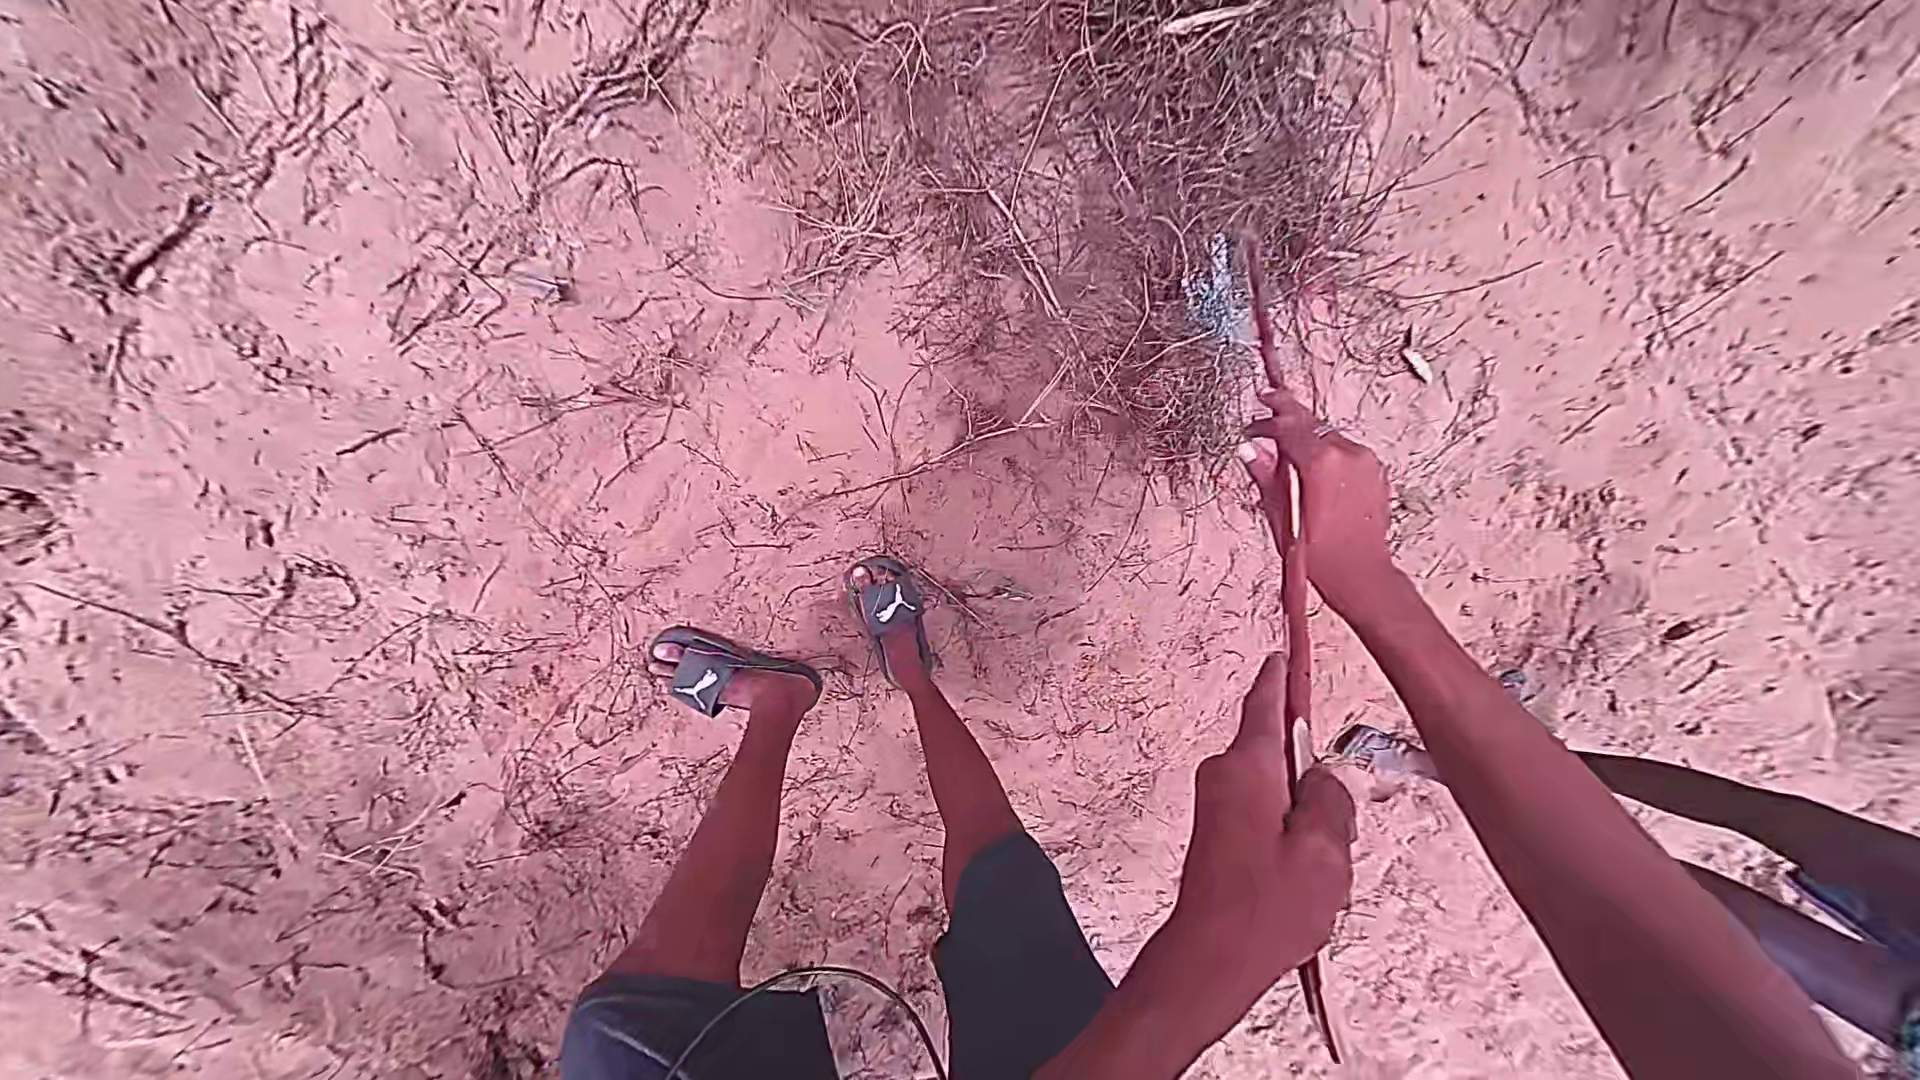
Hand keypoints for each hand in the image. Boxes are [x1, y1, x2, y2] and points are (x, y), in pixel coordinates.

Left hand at [1034, 655, 1357, 1079]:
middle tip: (1330, 835)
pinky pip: (1260, 804)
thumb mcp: (1324, 855)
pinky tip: (1295, 870)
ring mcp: (1214, 796)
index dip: (1277, 679)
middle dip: (1311, 781)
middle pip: (1277, 751)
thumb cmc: (1267, 905)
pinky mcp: (1214, 821)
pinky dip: (1285, 825)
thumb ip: (1331, 802)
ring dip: (1301, 812)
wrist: (1212, 949)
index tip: (1280, 654)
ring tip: (1313, 866)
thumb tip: (1324, 778)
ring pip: (1273, 783)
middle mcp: (1222, 772)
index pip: (1265, 708)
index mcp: (1247, 768)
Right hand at [1239, 388, 1395, 614]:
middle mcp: (1347, 454)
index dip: (1268, 420)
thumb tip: (1248, 449)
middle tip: (1266, 400)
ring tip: (1283, 437)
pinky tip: (1308, 459)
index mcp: (1321, 462)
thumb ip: (1265, 476)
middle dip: (1286, 412)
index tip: (1253, 419)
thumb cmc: (1317, 552)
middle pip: (1311, 422)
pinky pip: (1343, 449)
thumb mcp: (1280, 514)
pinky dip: (1323, 448)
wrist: (1360, 572)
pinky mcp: (1374, 471)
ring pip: (1327, 435)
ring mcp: (1365, 461)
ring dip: (1304, 432)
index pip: (1289, 426)